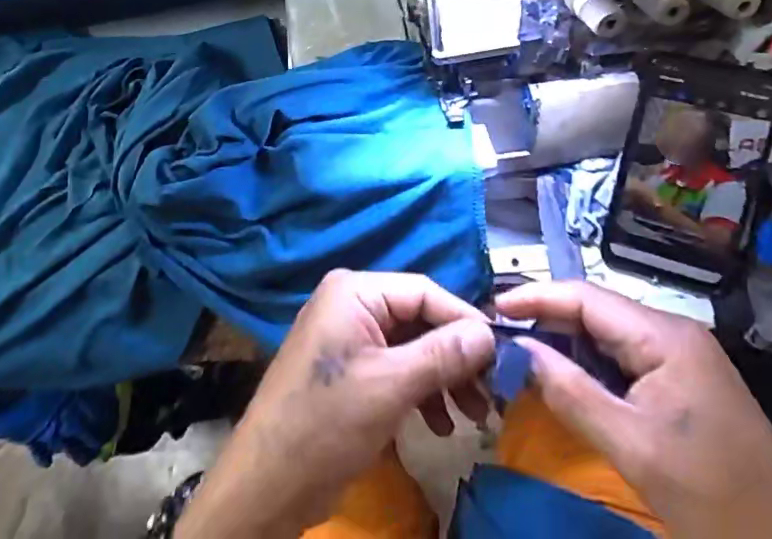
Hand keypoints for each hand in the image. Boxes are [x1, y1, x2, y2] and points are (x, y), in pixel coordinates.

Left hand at [178, 271, 495, 538]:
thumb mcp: (392, 385)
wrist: (269, 480)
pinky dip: (421, 392)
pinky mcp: (350, 370)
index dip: (464, 320)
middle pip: (419, 319)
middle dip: (456, 357)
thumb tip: (489, 334)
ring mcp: (349, 337)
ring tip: (474, 417)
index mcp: (355, 291)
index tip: (502, 354)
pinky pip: (396, 368)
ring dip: (444, 379)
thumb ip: (443, 354)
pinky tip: (440, 425)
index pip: (424, 291)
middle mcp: (352, 304)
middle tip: (491, 394)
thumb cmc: (329, 421)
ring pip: (412, 347)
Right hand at [495, 282, 771, 538]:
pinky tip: (565, 374)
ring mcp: (683, 355)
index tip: (492, 309)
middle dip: (547, 318)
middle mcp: (674, 331)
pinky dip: (590, 361)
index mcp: (666, 336)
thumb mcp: (632, 446)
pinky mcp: (685, 379)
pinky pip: (626, 355)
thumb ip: (570, 391)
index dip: (536, 298)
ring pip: (609, 332)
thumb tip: (517, 350)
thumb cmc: (712, 497)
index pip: (586, 298)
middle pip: (596, 310)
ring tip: (522, 351)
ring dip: (566, 340)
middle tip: (500, 333)